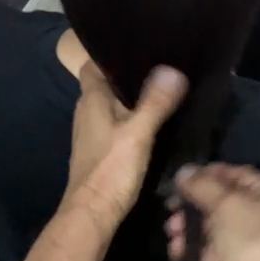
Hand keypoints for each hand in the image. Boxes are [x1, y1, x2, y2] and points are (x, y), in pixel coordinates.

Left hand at [63, 64, 187, 237]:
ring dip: (130, 99)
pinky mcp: (99, 150)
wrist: (92, 214)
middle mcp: (86, 111)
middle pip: (105, 84)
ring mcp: (91, 132)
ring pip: (111, 105)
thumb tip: (173, 69)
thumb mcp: (139, 133)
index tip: (137, 46)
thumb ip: (155, 102)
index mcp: (91, 99)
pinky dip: (130, 119)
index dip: (110, 54)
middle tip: (159, 65)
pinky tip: (150, 122)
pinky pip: (115, 123)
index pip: (94, 65)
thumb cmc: (111, 169)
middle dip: (127, 75)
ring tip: (161, 89)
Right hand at [166, 164, 259, 260]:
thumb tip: (182, 170)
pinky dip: (188, 246)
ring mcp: (241, 240)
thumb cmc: (247, 238)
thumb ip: (201, 184)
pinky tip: (176, 248)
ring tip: (172, 229)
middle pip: (219, 199)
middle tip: (171, 202)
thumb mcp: (225, 202)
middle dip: (193, 201)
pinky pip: (202, 247)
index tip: (184, 174)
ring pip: (207, 223)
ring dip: (186, 224)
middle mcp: (259, 214)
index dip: (211, 172)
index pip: (238, 174)